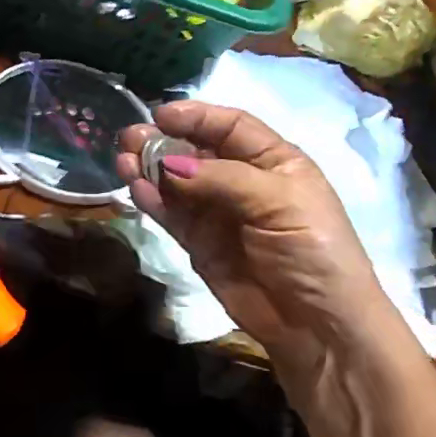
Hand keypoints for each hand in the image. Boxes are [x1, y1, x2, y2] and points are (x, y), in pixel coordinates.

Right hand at [119, 102, 393, 366]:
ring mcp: (216, 214)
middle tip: (129, 138)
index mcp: (274, 162)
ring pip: (176, 183)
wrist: (313, 322)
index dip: (197, 117)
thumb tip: (166, 163)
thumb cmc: (312, 251)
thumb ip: (221, 179)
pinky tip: (133, 188)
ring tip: (122, 160)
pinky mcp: (197, 243)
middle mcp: (242, 182)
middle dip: (163, 142)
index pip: (231, 127)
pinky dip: (151, 201)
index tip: (161, 114)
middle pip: (196, 152)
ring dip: (149, 169)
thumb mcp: (279, 202)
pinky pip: (170, 215)